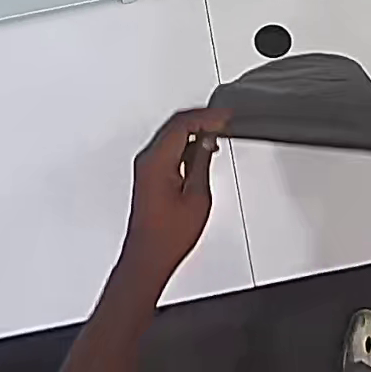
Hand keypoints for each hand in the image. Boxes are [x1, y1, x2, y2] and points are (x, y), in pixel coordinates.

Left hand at [116, 108, 229, 294]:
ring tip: (216, 130)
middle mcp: (148, 159)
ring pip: (170, 134)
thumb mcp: (197, 196)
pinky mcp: (148, 173)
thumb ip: (202, 162)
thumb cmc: (169, 235)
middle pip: (174, 125)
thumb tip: (207, 140)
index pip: (182, 124)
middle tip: (223, 118)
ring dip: (193, 129)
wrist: (149, 256)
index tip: (224, 115)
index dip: (207, 116)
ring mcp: (146, 166)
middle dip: (201, 118)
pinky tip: (201, 147)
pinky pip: (167, 147)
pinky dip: (185, 142)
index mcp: (158, 160)